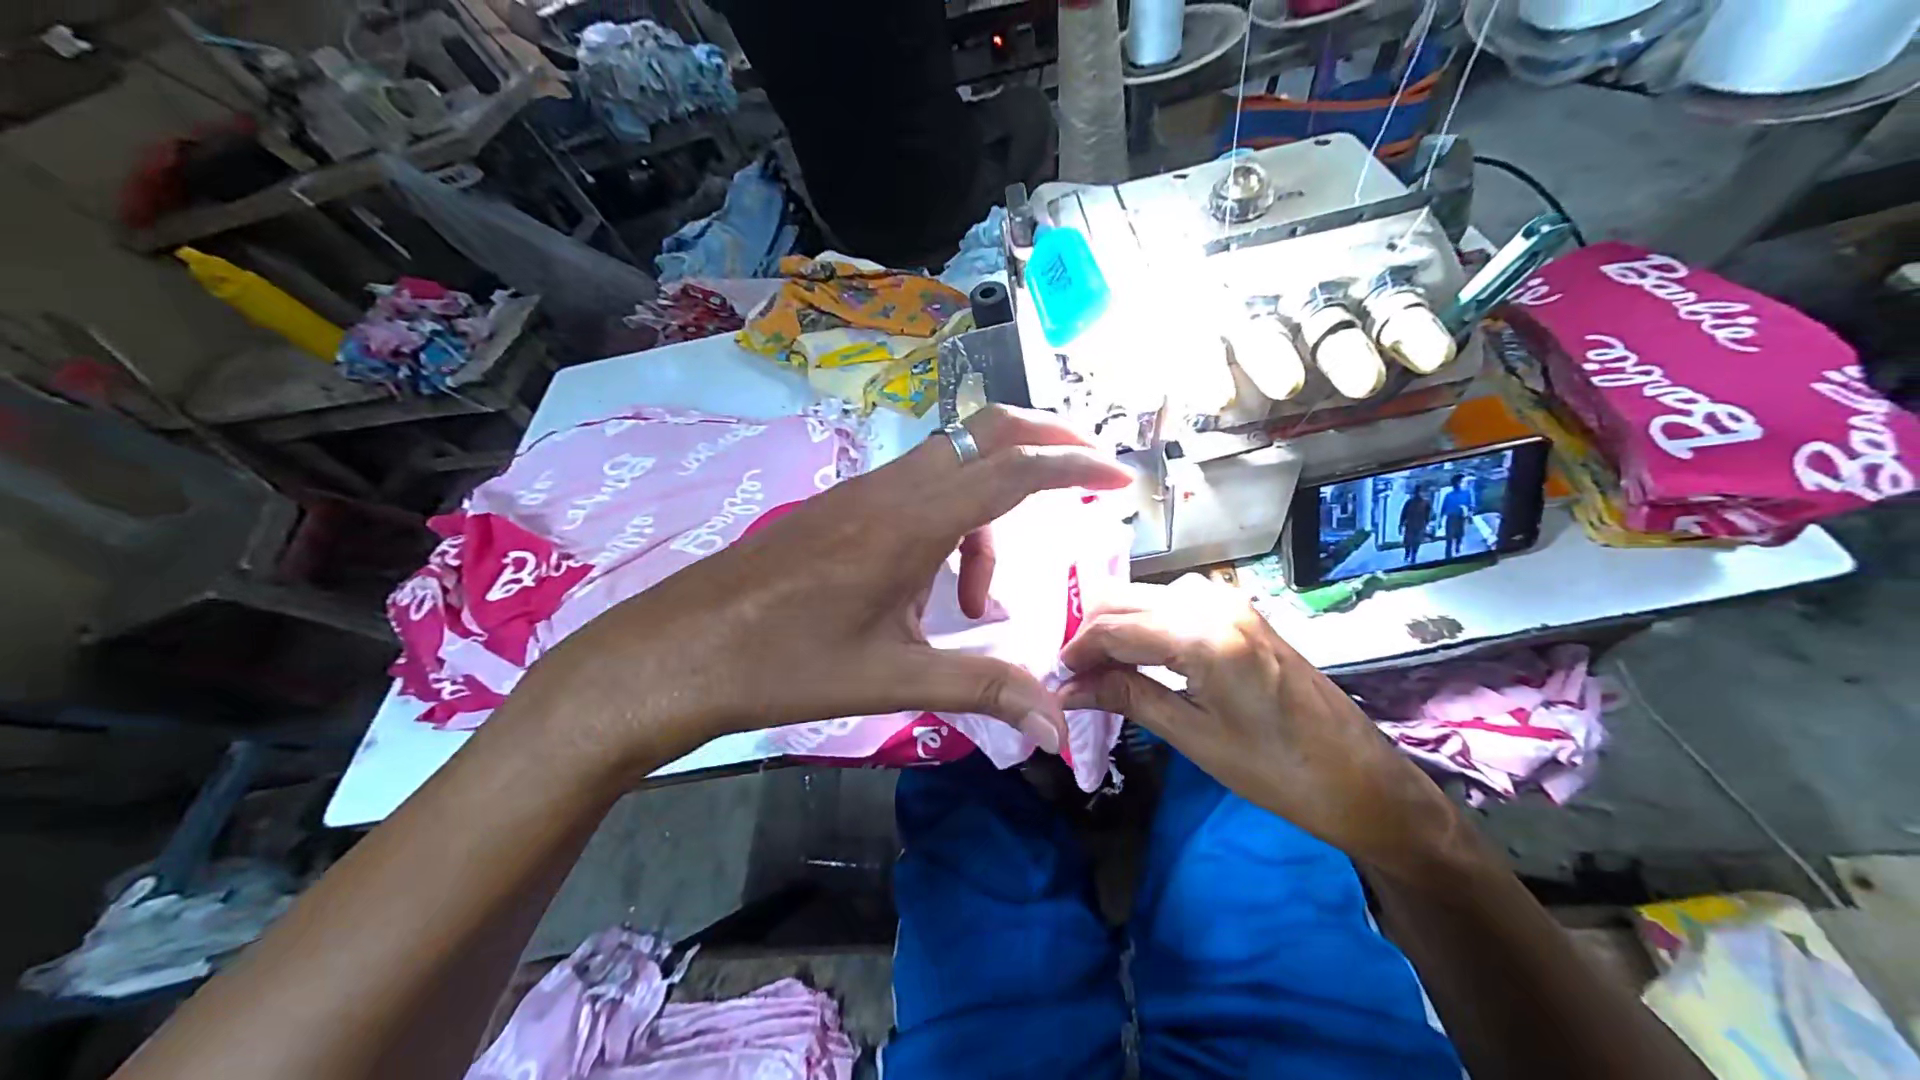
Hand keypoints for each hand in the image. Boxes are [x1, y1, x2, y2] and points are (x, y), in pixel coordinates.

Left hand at [516, 406, 1132, 776]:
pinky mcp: (841, 507)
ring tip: (983, 600)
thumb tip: (1058, 728)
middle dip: (1046, 444)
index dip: (1076, 465)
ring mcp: (862, 492)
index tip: (1120, 477)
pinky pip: (918, 490)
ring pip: (951, 466)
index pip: (1013, 469)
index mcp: (912, 522)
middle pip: (985, 433)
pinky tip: (931, 591)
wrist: (679, 650)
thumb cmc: (784, 664)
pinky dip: (951, 522)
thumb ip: (982, 690)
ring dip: (990, 509)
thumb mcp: (892, 679)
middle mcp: (892, 489)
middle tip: (1087, 477)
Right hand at [1058, 575, 1460, 874]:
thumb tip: (1069, 688)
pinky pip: (1173, 605)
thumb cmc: (1279, 771)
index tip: (1054, 677)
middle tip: (1069, 674)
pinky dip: (1144, 625)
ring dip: (1116, 627)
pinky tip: (1133, 655)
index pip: (1115, 625)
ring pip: (1147, 597)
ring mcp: (1231, 602)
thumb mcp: (1195, 737)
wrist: (1362, 780)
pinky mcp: (1240, 612)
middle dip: (1090, 633)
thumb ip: (1128, 697)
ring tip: (1096, 669)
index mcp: (1205, 635)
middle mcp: (1215, 603)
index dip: (1076, 649)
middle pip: (1126, 599)